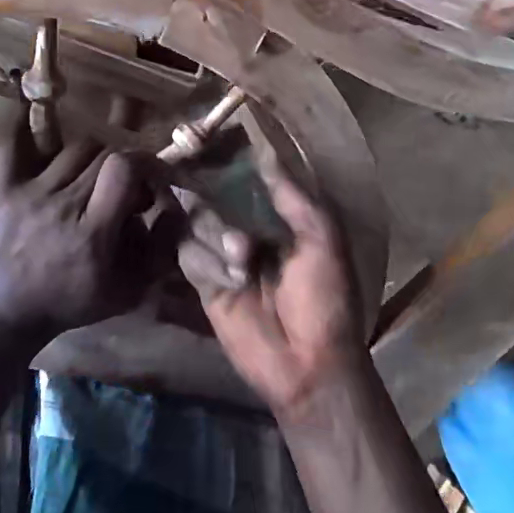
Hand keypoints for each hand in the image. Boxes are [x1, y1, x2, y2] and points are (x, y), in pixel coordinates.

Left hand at [0, 124, 157, 346]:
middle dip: (120, 164)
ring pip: (72, 148)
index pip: (124, 169)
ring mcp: (28, 193)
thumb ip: (156, 253)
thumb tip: (174, 211)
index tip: (148, 176)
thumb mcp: (122, 293)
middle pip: (102, 156)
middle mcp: (63, 205)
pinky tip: (35, 119)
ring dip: (90, 156)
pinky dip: (25, 128)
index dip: (143, 162)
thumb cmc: (65, 304)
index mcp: (93, 233)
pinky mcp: (1, 189)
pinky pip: (12, 144)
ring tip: (89, 173)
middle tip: (120, 183)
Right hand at [177, 156, 365, 422]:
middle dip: (218, 207)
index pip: (244, 180)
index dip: (227, 165)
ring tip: (244, 265)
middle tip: (234, 227)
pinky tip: (231, 281)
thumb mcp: (323, 241)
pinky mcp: (203, 283)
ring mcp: (221, 256)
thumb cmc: (325, 299)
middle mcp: (245, 230)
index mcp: (277, 218)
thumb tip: (266, 154)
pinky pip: (188, 256)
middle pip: (211, 199)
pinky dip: (207, 264)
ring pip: (196, 224)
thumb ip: (294, 199)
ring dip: (218, 240)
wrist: (308, 364)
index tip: (207, 147)